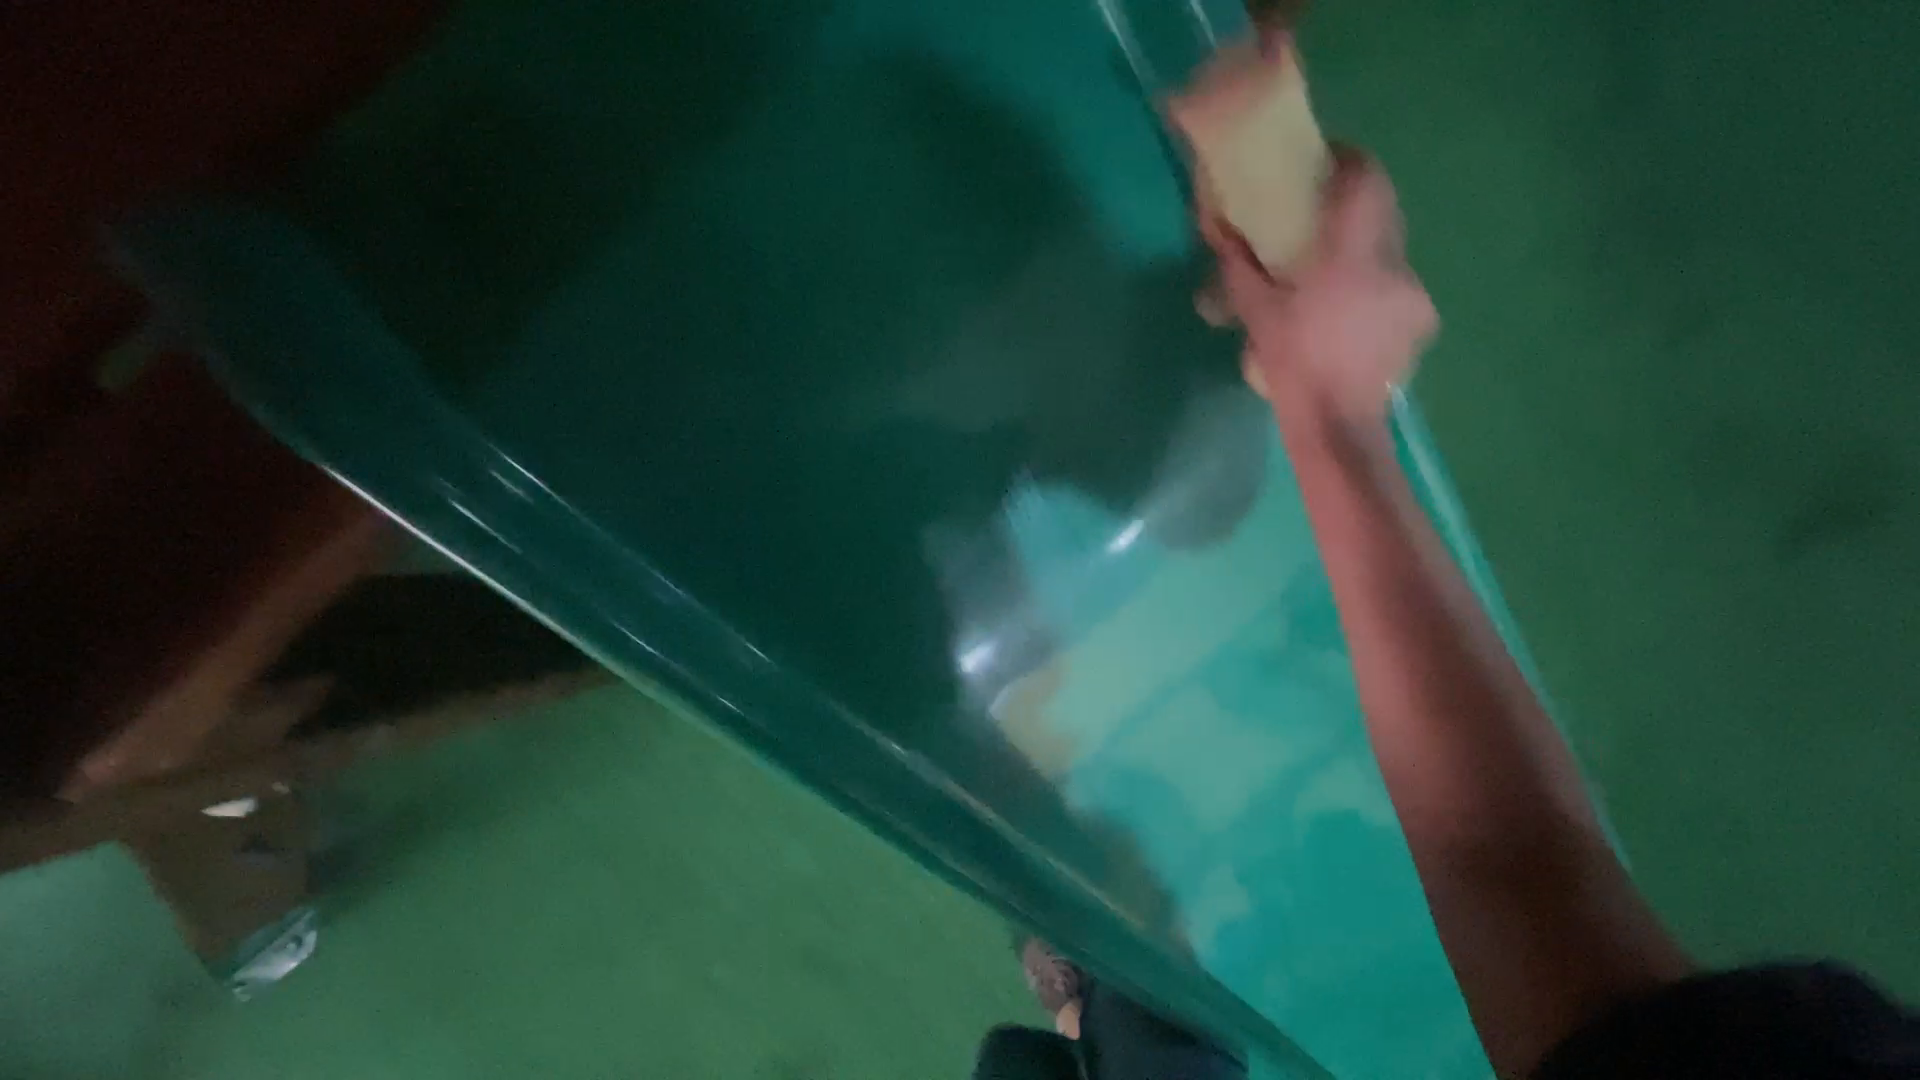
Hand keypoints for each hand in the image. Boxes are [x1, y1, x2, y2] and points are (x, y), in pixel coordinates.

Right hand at [1204, 147, 1437, 425]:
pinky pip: (1398, 288)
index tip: (1324, 160)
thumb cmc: (1294, 366)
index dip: (1348, 159)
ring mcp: (1414, 293)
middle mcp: (1394, 264)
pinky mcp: (1421, 321)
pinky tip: (1350, 315)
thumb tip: (1219, 227)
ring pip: (1391, 252)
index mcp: (1353, 255)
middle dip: (1353, 207)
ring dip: (1364, 253)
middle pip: (1383, 211)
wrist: (1338, 426)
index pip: (1365, 179)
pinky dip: (1374, 290)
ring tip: (1332, 277)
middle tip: (1320, 219)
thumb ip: (1239, 266)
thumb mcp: (1257, 315)